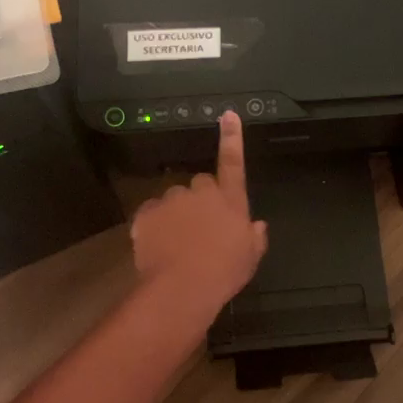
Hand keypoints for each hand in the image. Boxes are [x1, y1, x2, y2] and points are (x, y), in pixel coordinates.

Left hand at [129, 111, 267, 309]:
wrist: (181, 287)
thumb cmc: (224, 272)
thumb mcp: (250, 258)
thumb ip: (254, 237)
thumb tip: (256, 226)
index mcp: (230, 199)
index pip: (232, 162)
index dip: (232, 138)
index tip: (228, 115)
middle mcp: (201, 192)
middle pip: (201, 185)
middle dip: (200, 201)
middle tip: (200, 229)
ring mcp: (171, 200)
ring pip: (174, 200)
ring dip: (177, 214)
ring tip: (178, 244)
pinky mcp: (146, 213)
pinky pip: (151, 214)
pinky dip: (155, 226)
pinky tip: (159, 247)